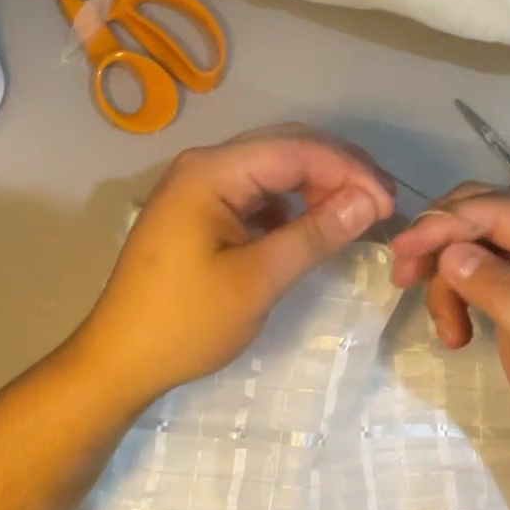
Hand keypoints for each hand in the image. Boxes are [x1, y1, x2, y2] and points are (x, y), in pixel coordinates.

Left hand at [70, 124, 396, 401]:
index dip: (349, 171)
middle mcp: (202, 167)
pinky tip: (309, 230)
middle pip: (284, 150)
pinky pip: (253, 197)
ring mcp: (196, 190)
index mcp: (211, 172)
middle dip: (337, 172)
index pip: (296, 150)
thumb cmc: (187, 322)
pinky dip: (288, 208)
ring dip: (315, 188)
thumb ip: (314, 235)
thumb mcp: (257, 280)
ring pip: (270, 173)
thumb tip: (367, 202)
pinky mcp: (197, 216)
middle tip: (381, 204)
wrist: (121, 359)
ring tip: (354, 216)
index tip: (388, 204)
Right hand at [389, 183, 509, 443]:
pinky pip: (470, 263)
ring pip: (468, 238)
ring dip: (444, 280)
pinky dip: (451, 293)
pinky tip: (455, 332)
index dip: (450, 222)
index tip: (402, 251)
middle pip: (483, 212)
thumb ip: (505, 294)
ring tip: (448, 331)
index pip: (506, 211)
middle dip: (440, 243)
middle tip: (404, 279)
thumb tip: (452, 254)